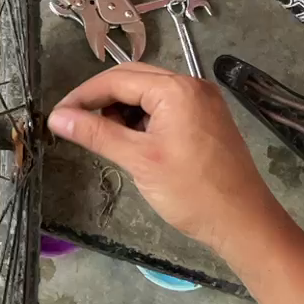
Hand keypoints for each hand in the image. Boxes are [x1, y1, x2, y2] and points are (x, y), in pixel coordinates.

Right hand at [48, 64, 285, 247]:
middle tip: (75, 123)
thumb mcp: (139, 161)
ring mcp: (202, 101)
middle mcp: (191, 85)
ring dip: (122, 109)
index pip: (116, 80)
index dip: (82, 96)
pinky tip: (133, 141)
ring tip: (106, 137)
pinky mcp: (206, 118)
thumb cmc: (193, 192)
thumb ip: (96, 133)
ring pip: (147, 92)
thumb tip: (57, 118)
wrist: (246, 225)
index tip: (58, 116)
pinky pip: (164, 105)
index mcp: (176, 89)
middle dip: (100, 100)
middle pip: (132, 79)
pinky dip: (142, 118)